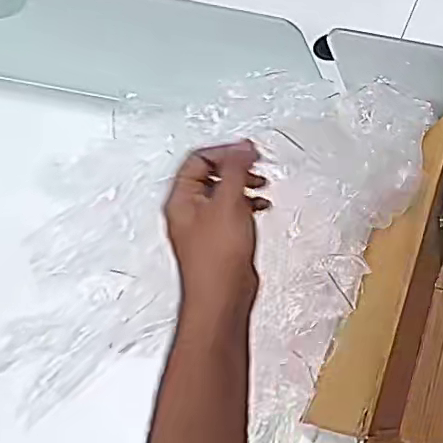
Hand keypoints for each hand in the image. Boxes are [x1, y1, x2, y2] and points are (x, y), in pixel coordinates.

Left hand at [164, 141, 269, 323]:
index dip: (226, 151)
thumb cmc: (217, 257)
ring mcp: (204, 224)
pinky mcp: (220, 236)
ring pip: (223, 191)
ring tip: (260, 185)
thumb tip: (242, 148)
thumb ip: (236, 171)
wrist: (222, 293)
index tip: (249, 151)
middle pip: (210, 173)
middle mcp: (189, 210)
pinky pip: (233, 208)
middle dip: (236, 166)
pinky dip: (248, 202)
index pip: (199, 159)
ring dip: (243, 183)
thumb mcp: (229, 202)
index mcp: (182, 199)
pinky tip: (259, 206)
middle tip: (256, 164)